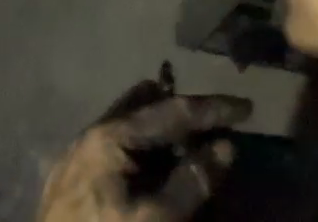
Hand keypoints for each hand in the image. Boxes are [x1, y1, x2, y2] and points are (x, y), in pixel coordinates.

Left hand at [36, 88, 250, 221]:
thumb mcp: (155, 221)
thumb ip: (192, 182)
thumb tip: (226, 147)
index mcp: (110, 136)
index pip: (172, 110)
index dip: (213, 108)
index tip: (246, 107)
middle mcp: (91, 134)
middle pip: (146, 107)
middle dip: (183, 113)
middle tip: (216, 126)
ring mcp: (77, 156)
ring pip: (129, 126)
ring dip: (162, 133)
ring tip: (191, 148)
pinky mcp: (71, 181)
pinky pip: (115, 148)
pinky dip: (142, 151)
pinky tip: (156, 171)